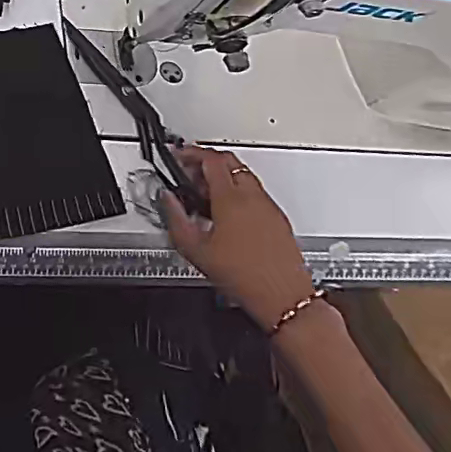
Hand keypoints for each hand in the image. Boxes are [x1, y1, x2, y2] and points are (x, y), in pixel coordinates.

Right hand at [159, 146, 311, 320]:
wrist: (283, 297)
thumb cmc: (244, 276)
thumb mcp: (194, 249)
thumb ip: (175, 218)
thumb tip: (167, 200)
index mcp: (231, 198)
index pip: (211, 160)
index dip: (192, 153)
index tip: (180, 157)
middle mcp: (253, 197)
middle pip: (230, 161)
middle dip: (207, 161)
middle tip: (190, 172)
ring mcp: (268, 207)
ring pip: (244, 176)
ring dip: (223, 177)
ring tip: (206, 194)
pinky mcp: (278, 219)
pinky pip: (256, 193)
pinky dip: (238, 192)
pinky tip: (226, 213)